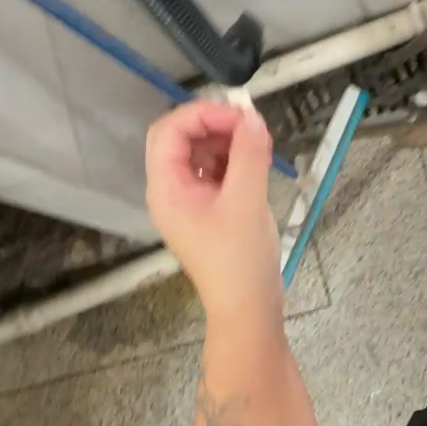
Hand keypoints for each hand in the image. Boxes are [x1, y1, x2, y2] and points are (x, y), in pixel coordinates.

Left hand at [145, 101, 282, 321]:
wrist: (249, 310)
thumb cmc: (240, 260)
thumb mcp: (246, 202)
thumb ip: (249, 155)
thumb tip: (253, 118)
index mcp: (166, 190)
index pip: (169, 132)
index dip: (202, 115)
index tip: (240, 117)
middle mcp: (172, 193)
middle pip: (183, 141)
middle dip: (215, 127)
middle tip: (251, 129)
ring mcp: (191, 205)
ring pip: (201, 156)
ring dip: (227, 144)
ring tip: (260, 146)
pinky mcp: (211, 215)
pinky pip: (216, 176)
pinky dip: (235, 164)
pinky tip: (258, 164)